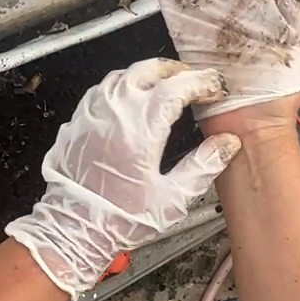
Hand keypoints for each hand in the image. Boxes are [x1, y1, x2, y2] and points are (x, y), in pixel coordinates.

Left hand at [5, 59, 240, 297]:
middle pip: (148, 70)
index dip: (200, 82)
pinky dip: (122, 85)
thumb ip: (203, 166)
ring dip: (147, 74)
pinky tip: (130, 98)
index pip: (177, 87)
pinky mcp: (77, 121)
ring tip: (165, 86)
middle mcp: (115, 111)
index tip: (215, 88)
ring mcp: (92, 112)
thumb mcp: (172, 199)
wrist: (71, 230)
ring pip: (123, 75)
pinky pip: (101, 89)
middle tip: (192, 81)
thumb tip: (228, 143)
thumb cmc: (120, 219)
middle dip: (175, 71)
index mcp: (142, 128)